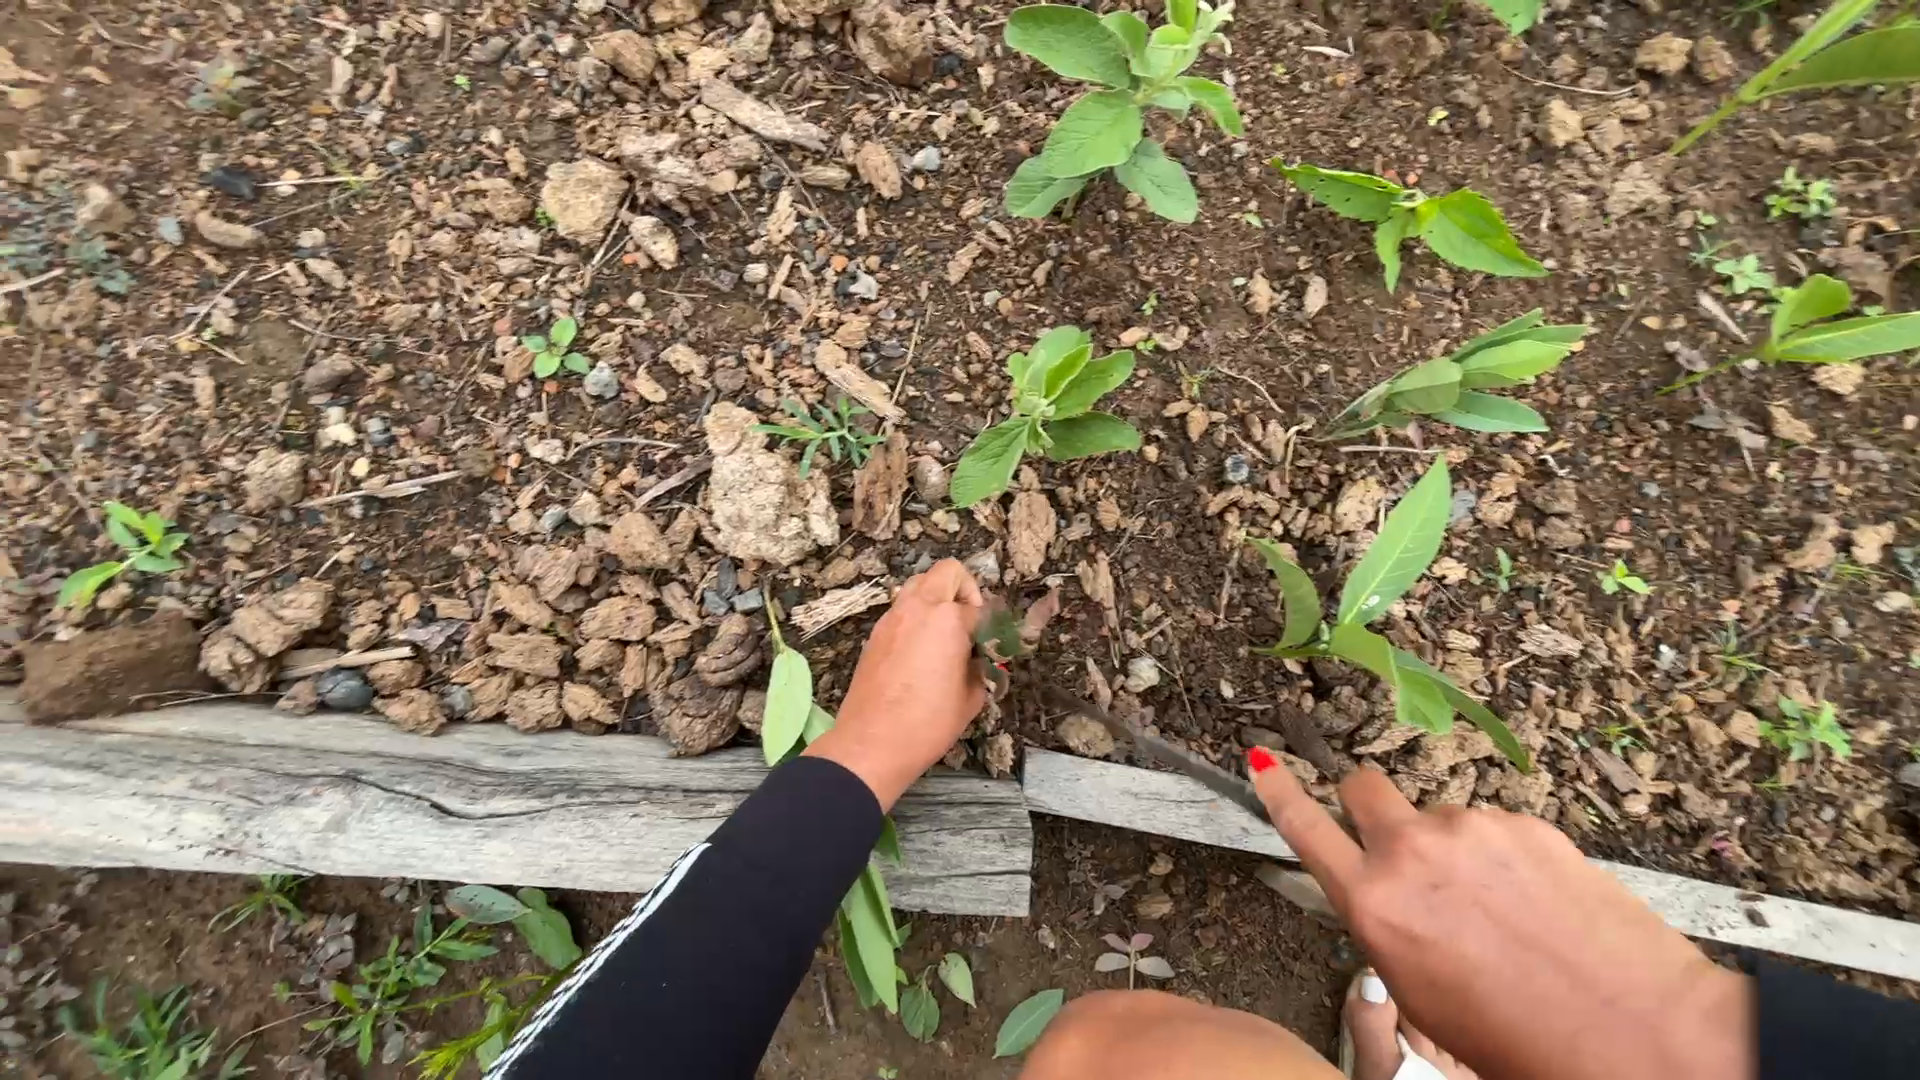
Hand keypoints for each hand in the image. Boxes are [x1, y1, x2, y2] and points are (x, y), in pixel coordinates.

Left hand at [803, 559, 985, 810]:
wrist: (871, 743)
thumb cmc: (927, 723)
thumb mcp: (970, 699)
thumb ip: (979, 668)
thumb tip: (976, 660)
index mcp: (948, 620)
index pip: (980, 609)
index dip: (990, 628)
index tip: (990, 648)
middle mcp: (918, 608)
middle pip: (948, 572)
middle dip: (965, 590)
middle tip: (969, 623)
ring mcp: (892, 618)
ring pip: (918, 584)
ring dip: (937, 598)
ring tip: (944, 634)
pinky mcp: (875, 634)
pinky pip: (900, 609)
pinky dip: (915, 616)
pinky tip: (921, 651)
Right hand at [1247, 755, 1752, 1079]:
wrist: (1652, 1043)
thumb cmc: (1520, 1041)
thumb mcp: (1419, 994)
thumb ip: (1381, 925)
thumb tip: (1377, 894)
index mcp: (1375, 905)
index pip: (1303, 825)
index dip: (1276, 789)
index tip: (1260, 759)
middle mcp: (1409, 853)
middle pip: (1362, 787)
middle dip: (1371, 808)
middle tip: (1403, 848)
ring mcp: (1468, 830)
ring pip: (1435, 815)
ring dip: (1449, 844)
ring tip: (1499, 905)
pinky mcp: (1523, 824)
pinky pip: (1490, 825)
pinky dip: (1500, 853)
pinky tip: (1536, 901)